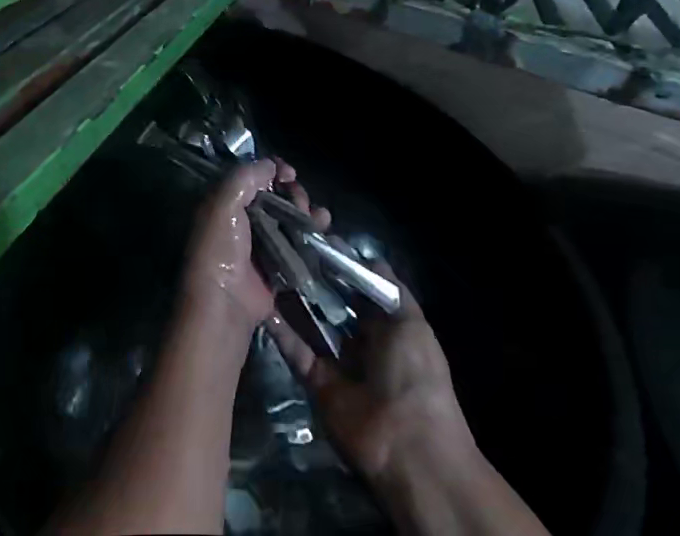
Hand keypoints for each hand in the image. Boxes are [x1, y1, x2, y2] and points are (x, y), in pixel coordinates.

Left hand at [180, 158, 326, 337]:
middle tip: (299, 200)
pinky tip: (321, 228)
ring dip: (307, 211)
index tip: (289, 173)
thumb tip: (270, 165)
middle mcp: (244, 221)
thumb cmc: (220, 250)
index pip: (254, 177)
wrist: (226, 304)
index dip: (273, 171)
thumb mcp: (224, 204)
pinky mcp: (280, 264)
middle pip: (278, 196)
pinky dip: (312, 232)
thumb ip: (246, 177)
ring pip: (291, 217)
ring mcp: (263, 244)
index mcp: (227, 204)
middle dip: (294, 193)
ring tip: (317, 216)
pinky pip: (299, 241)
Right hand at [266, 265, 476, 486]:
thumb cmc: (415, 373)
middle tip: (286, 247)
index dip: (341, 263)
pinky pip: (297, 352)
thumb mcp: (411, 322)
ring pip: (312, 324)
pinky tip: (264, 305)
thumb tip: (368, 257)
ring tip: (271, 267)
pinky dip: (281, 332)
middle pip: (334, 303)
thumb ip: (389, 289)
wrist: (407, 442)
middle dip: (315, 278)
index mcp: (389, 323)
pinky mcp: (317, 382)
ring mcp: (338, 361)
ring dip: (295, 300)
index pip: (360, 286)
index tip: (316, 236)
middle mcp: (362, 339)